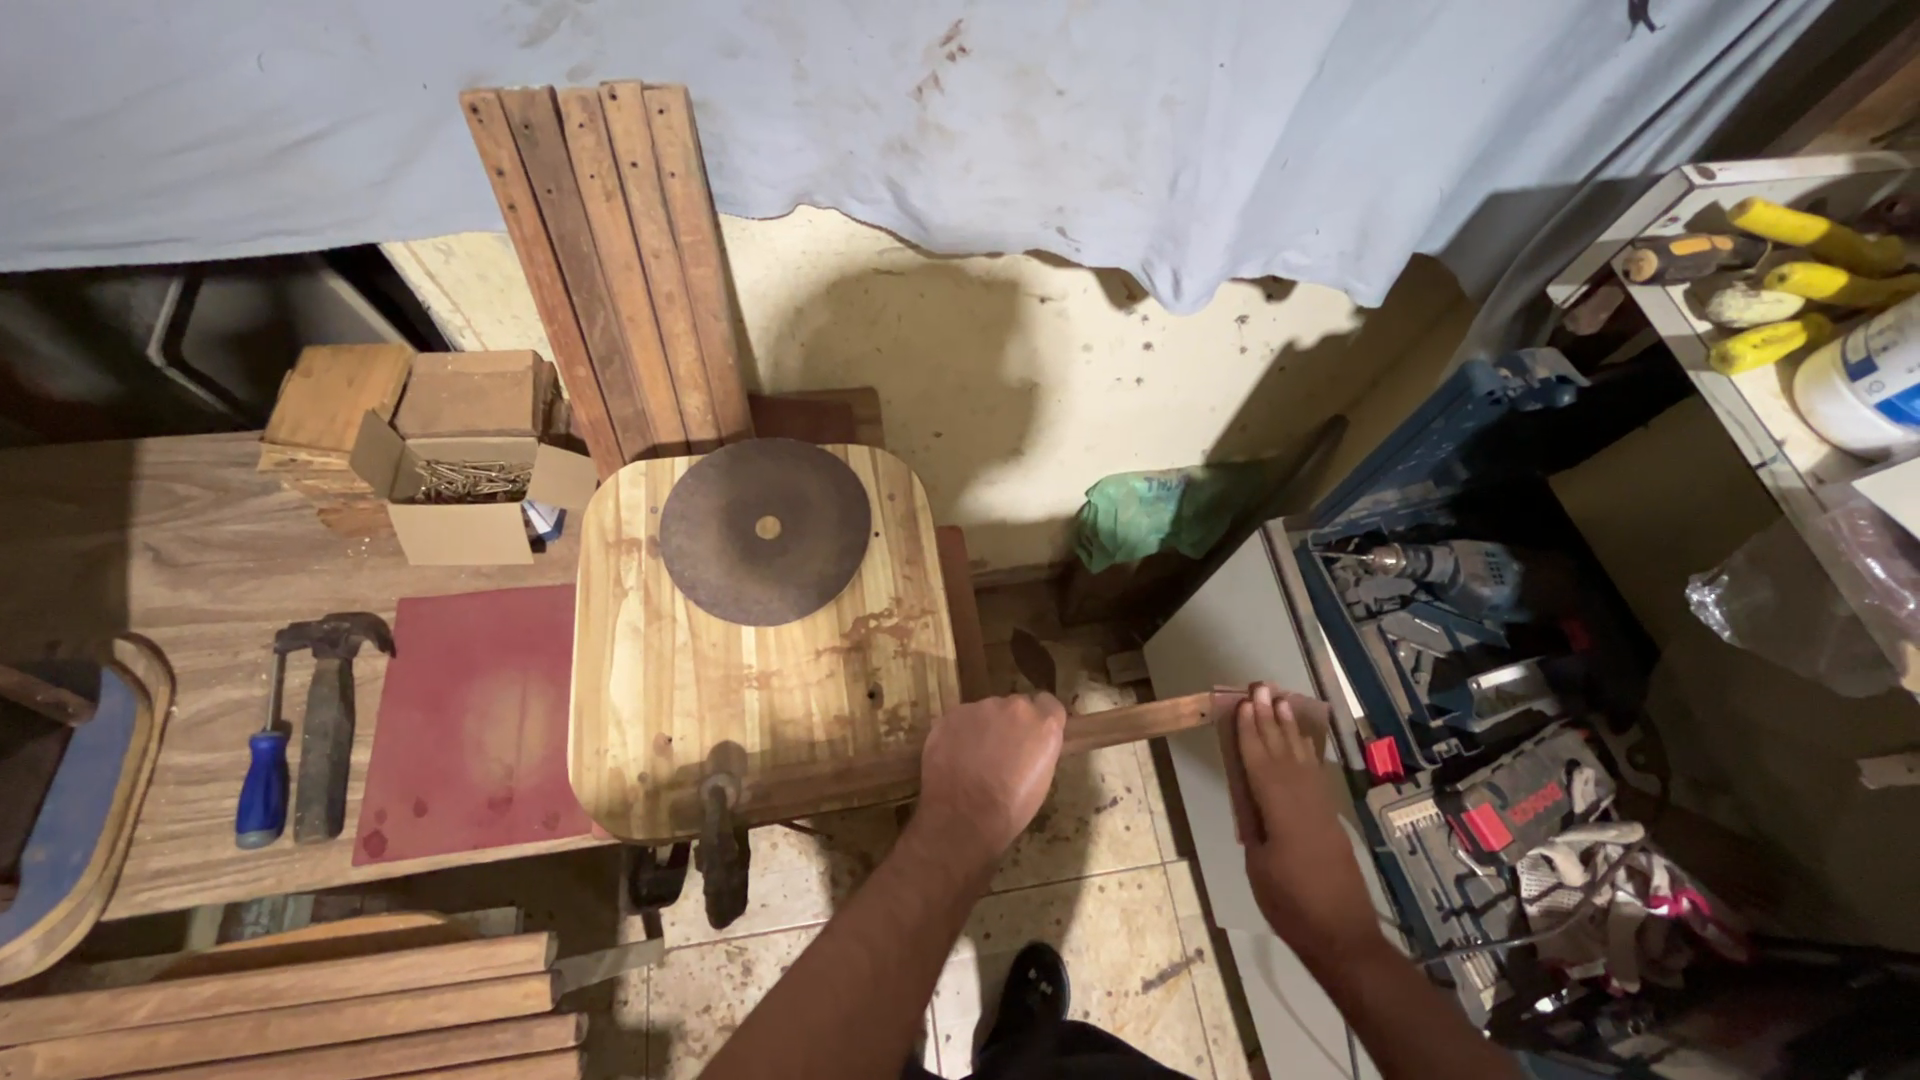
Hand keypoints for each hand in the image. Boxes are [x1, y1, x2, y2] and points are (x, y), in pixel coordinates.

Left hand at [912, 693, 1065, 870]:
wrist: (961, 817)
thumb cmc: (1010, 809)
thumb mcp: (1041, 780)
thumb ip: (1038, 749)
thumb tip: (1030, 743)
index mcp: (1043, 724)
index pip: (1049, 704)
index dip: (1041, 719)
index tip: (1033, 736)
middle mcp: (1014, 707)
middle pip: (1016, 707)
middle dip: (1011, 723)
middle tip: (1002, 752)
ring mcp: (980, 707)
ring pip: (987, 712)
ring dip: (985, 728)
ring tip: (974, 759)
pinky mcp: (952, 715)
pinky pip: (962, 719)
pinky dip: (961, 733)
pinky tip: (956, 758)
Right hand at [1236, 683, 1383, 965]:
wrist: (1342, 935)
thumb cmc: (1290, 905)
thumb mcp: (1259, 866)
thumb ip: (1255, 826)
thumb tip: (1250, 798)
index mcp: (1280, 813)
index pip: (1260, 763)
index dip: (1249, 733)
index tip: (1242, 704)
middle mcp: (1304, 802)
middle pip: (1283, 752)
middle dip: (1270, 718)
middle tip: (1261, 686)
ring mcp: (1321, 809)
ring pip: (1302, 759)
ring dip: (1289, 728)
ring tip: (1281, 700)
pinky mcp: (1330, 819)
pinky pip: (1315, 774)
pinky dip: (1306, 752)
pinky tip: (1301, 740)